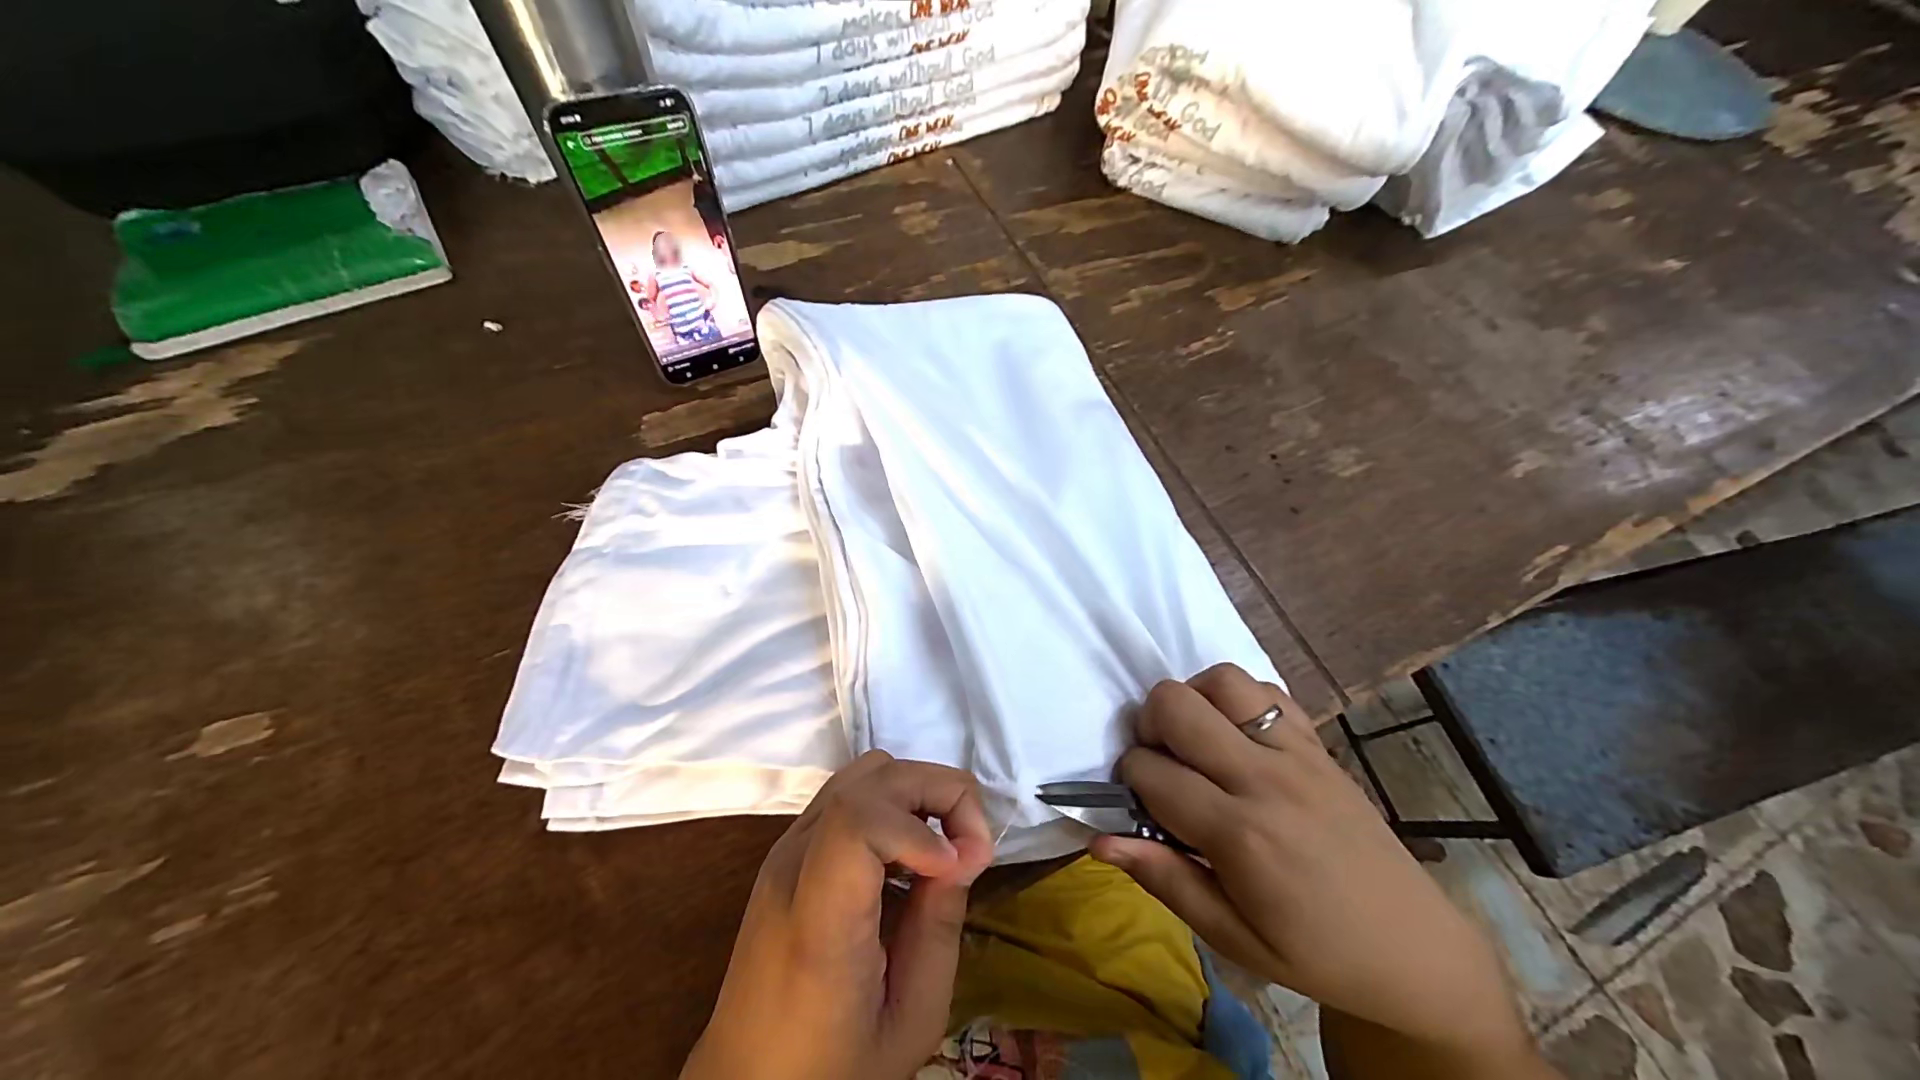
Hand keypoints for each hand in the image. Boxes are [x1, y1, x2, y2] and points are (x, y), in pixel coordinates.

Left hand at [681, 751, 994, 1079]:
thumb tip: (967, 848)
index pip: (857, 819)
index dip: (919, 826)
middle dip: (937, 793)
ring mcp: (786, 849)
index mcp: (818, 918)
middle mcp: (793, 864)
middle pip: (870, 778)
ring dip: (916, 793)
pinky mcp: (790, 850)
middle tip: (971, 850)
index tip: (959, 868)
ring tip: (942, 847)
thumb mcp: (911, 1018)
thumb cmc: (835, 1068)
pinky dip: (893, 802)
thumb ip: (942, 924)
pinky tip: (908, 853)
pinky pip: (848, 794)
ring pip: (862, 772)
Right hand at [1089, 665, 1536, 1071]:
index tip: (1140, 806)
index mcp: (1240, 833)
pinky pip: (1267, 691)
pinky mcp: (1319, 745)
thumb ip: (1164, 880)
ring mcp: (1298, 753)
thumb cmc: (1314, 953)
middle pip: (1176, 705)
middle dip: (1148, 727)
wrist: (1414, 948)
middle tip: (1162, 766)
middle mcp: (1265, 778)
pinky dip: (1237, 700)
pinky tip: (1237, 737)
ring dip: (1193, 702)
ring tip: (1196, 743)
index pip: (1150, 772)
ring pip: (1221, 680)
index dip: (1128, 782)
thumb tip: (1097, 841)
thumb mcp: (1231, 938)